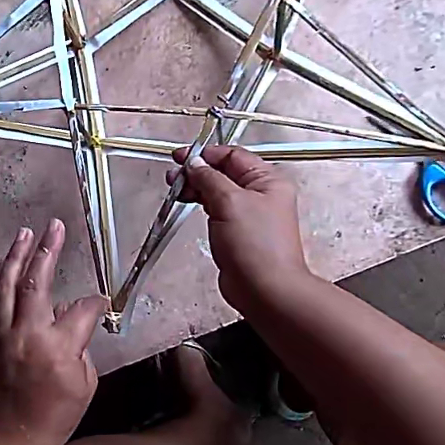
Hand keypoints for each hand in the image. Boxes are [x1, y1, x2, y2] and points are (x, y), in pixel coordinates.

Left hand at [0, 220, 106, 444]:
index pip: (81, 310)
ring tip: (24, 233)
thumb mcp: (86, 379)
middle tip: (54, 226)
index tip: (102, 303)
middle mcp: (26, 335)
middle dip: (46, 250)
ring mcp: (4, 335)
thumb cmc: (57, 413)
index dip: (95, 303)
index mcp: (56, 348)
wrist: (15, 436)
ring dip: (16, 257)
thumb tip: (75, 315)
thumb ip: (81, 341)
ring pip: (7, 286)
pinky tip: (4, 263)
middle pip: (35, 282)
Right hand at [171, 145, 313, 307]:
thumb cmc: (259, 249)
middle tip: (175, 175)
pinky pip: (219, 211)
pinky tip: (190, 205)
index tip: (182, 157)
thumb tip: (195, 164)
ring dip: (198, 188)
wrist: (265, 289)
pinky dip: (203, 205)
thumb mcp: (230, 202)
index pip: (233, 156)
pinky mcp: (240, 234)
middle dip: (198, 171)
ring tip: (177, 189)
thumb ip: (209, 178)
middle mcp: (262, 196)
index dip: (206, 154)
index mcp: (268, 181)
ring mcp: (251, 215)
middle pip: (225, 173)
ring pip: (220, 192)